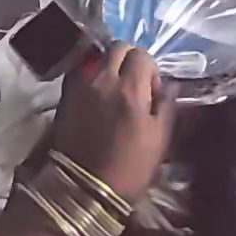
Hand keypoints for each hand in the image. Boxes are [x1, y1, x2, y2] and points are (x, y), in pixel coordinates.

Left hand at [50, 43, 175, 201]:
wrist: (83, 188)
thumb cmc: (129, 168)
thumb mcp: (159, 140)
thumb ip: (166, 106)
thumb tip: (170, 86)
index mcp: (129, 89)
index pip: (142, 54)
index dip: (151, 69)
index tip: (152, 92)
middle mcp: (102, 79)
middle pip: (118, 47)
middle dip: (130, 59)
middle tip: (134, 83)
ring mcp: (80, 84)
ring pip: (97, 56)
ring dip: (109, 65)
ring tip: (115, 89)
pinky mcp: (65, 94)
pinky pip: (80, 70)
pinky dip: (91, 73)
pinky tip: (97, 94)